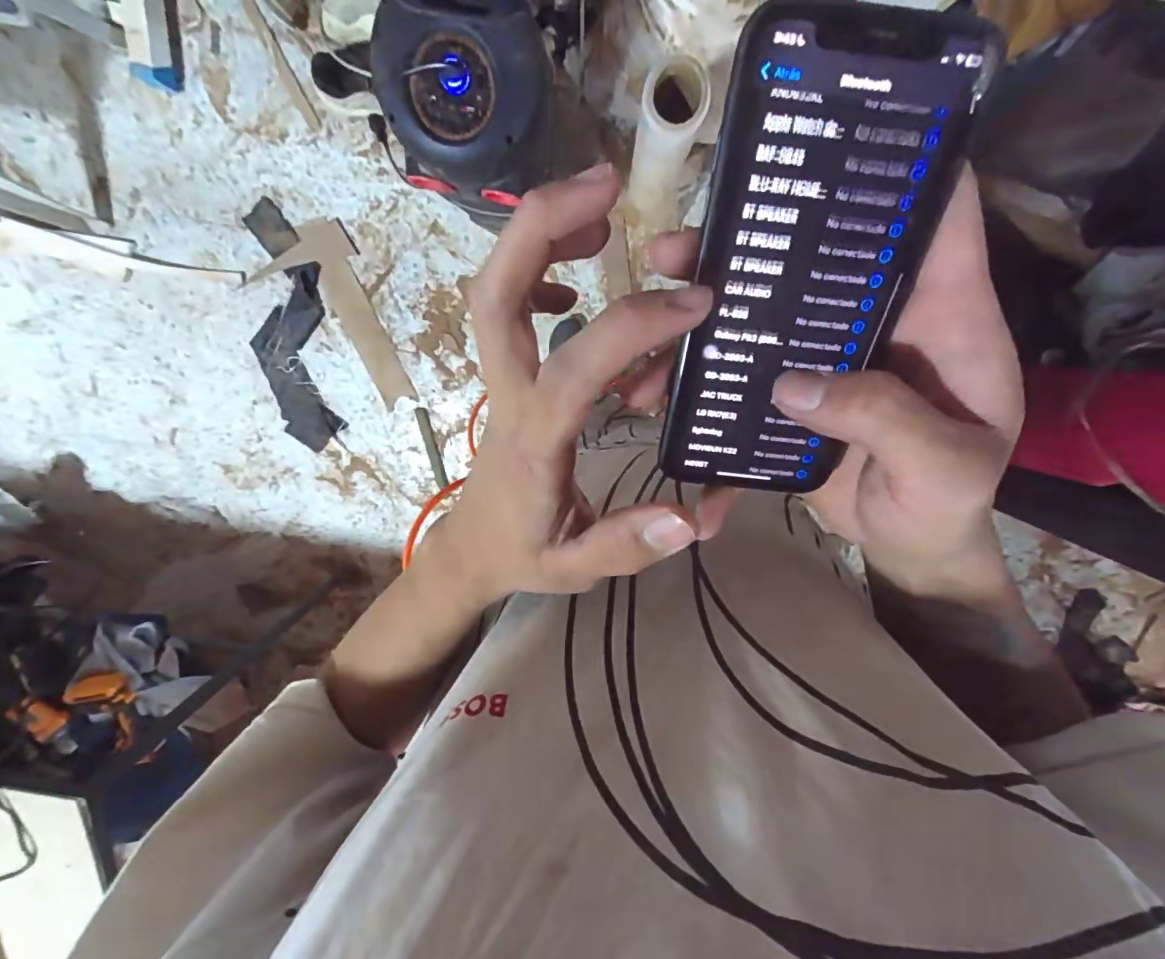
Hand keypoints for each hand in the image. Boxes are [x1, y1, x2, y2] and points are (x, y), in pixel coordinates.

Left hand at [421, 163, 736, 609]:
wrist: (470, 550)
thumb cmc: (521, 555)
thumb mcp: (573, 568)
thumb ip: (626, 545)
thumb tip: (692, 518)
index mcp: (534, 442)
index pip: (573, 368)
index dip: (632, 326)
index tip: (694, 301)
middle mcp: (510, 398)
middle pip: (494, 297)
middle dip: (541, 229)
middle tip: (609, 183)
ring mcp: (500, 381)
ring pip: (494, 291)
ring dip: (538, 235)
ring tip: (603, 207)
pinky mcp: (506, 376)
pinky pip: (507, 309)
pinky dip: (538, 273)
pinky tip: (578, 281)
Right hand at [647, 168, 1020, 598]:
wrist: (909, 548)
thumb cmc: (948, 505)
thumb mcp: (943, 467)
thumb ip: (884, 418)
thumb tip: (790, 384)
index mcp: (941, 316)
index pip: (935, 217)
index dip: (893, 171)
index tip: (817, 154)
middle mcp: (878, 324)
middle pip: (814, 262)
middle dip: (744, 250)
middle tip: (672, 255)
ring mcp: (828, 361)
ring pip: (761, 321)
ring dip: (700, 326)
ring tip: (644, 343)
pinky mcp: (790, 399)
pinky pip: (740, 384)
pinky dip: (699, 396)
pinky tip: (659, 409)